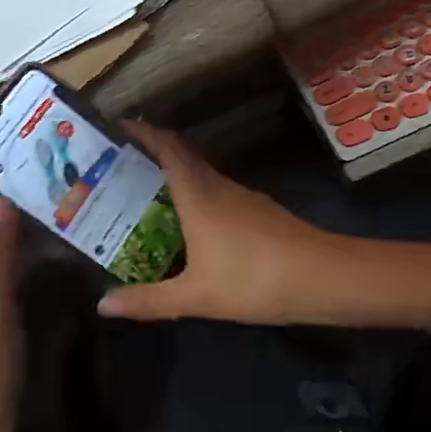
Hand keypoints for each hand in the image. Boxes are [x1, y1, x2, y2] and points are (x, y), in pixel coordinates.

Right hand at [96, 122, 385, 325]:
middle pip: (179, 155)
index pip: (165, 146)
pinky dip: (191, 195)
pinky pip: (213, 192)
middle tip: (115, 166)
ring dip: (169, 176)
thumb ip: (147, 301)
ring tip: (140, 195)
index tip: (116, 126)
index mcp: (196, 193)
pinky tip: (185, 224)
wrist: (328, 279)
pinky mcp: (257, 212)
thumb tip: (103, 305)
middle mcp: (216, 186)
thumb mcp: (194, 296)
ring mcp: (240, 197)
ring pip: (197, 175)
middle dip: (148, 153)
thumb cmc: (255, 279)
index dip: (141, 131)